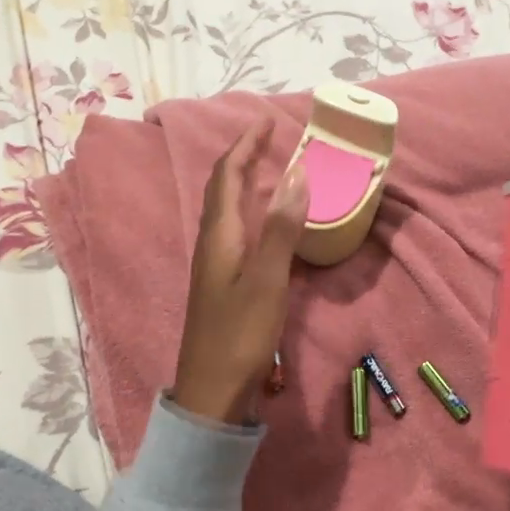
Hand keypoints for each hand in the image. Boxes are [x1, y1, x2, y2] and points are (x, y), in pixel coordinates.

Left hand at [171, 117, 308, 423]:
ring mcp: (215, 265)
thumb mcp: (266, 280)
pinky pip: (236, 232)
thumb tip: (297, 175)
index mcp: (220, 236)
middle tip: (270, 140)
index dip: (246, 146)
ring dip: (246, 184)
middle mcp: (212, 244)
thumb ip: (282, 229)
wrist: (212, 389)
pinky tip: (267, 225)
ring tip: (271, 170)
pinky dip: (252, 213)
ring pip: (228, 211)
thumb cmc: (239, 334)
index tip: (268, 122)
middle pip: (223, 190)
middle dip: (244, 159)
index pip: (229, 176)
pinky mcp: (223, 284)